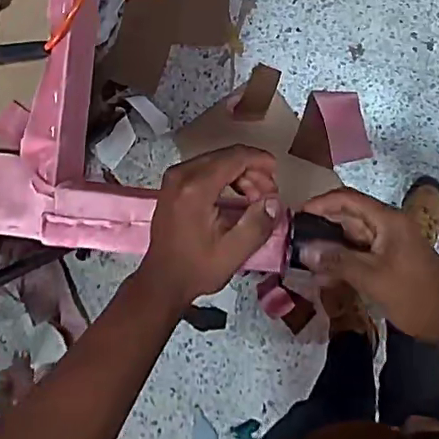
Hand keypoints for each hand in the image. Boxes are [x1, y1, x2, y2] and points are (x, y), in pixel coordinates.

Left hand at [136, 146, 281, 306]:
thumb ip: (257, 224)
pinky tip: (237, 195)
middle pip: (225, 156)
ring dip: (240, 173)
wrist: (161, 282)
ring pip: (216, 160)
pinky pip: (205, 168)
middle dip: (252, 169)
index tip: (277, 171)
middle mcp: (182, 175)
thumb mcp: (233, 253)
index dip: (259, 160)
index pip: (234, 158)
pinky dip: (225, 176)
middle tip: (269, 193)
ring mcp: (174, 177)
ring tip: (256, 198)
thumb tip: (274, 201)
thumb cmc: (196, 269)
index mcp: (195, 188)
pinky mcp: (173, 184)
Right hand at [299, 189, 438, 344]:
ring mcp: (390, 243)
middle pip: (349, 216)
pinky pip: (361, 253)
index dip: (321, 202)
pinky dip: (343, 260)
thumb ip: (338, 261)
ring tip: (304, 259)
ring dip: (330, 247)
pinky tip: (324, 275)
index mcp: (388, 220)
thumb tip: (305, 250)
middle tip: (295, 238)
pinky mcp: (390, 260)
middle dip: (322, 225)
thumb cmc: (415, 296)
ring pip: (353, 236)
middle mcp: (388, 225)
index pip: (348, 198)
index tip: (296, 215)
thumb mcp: (373, 279)